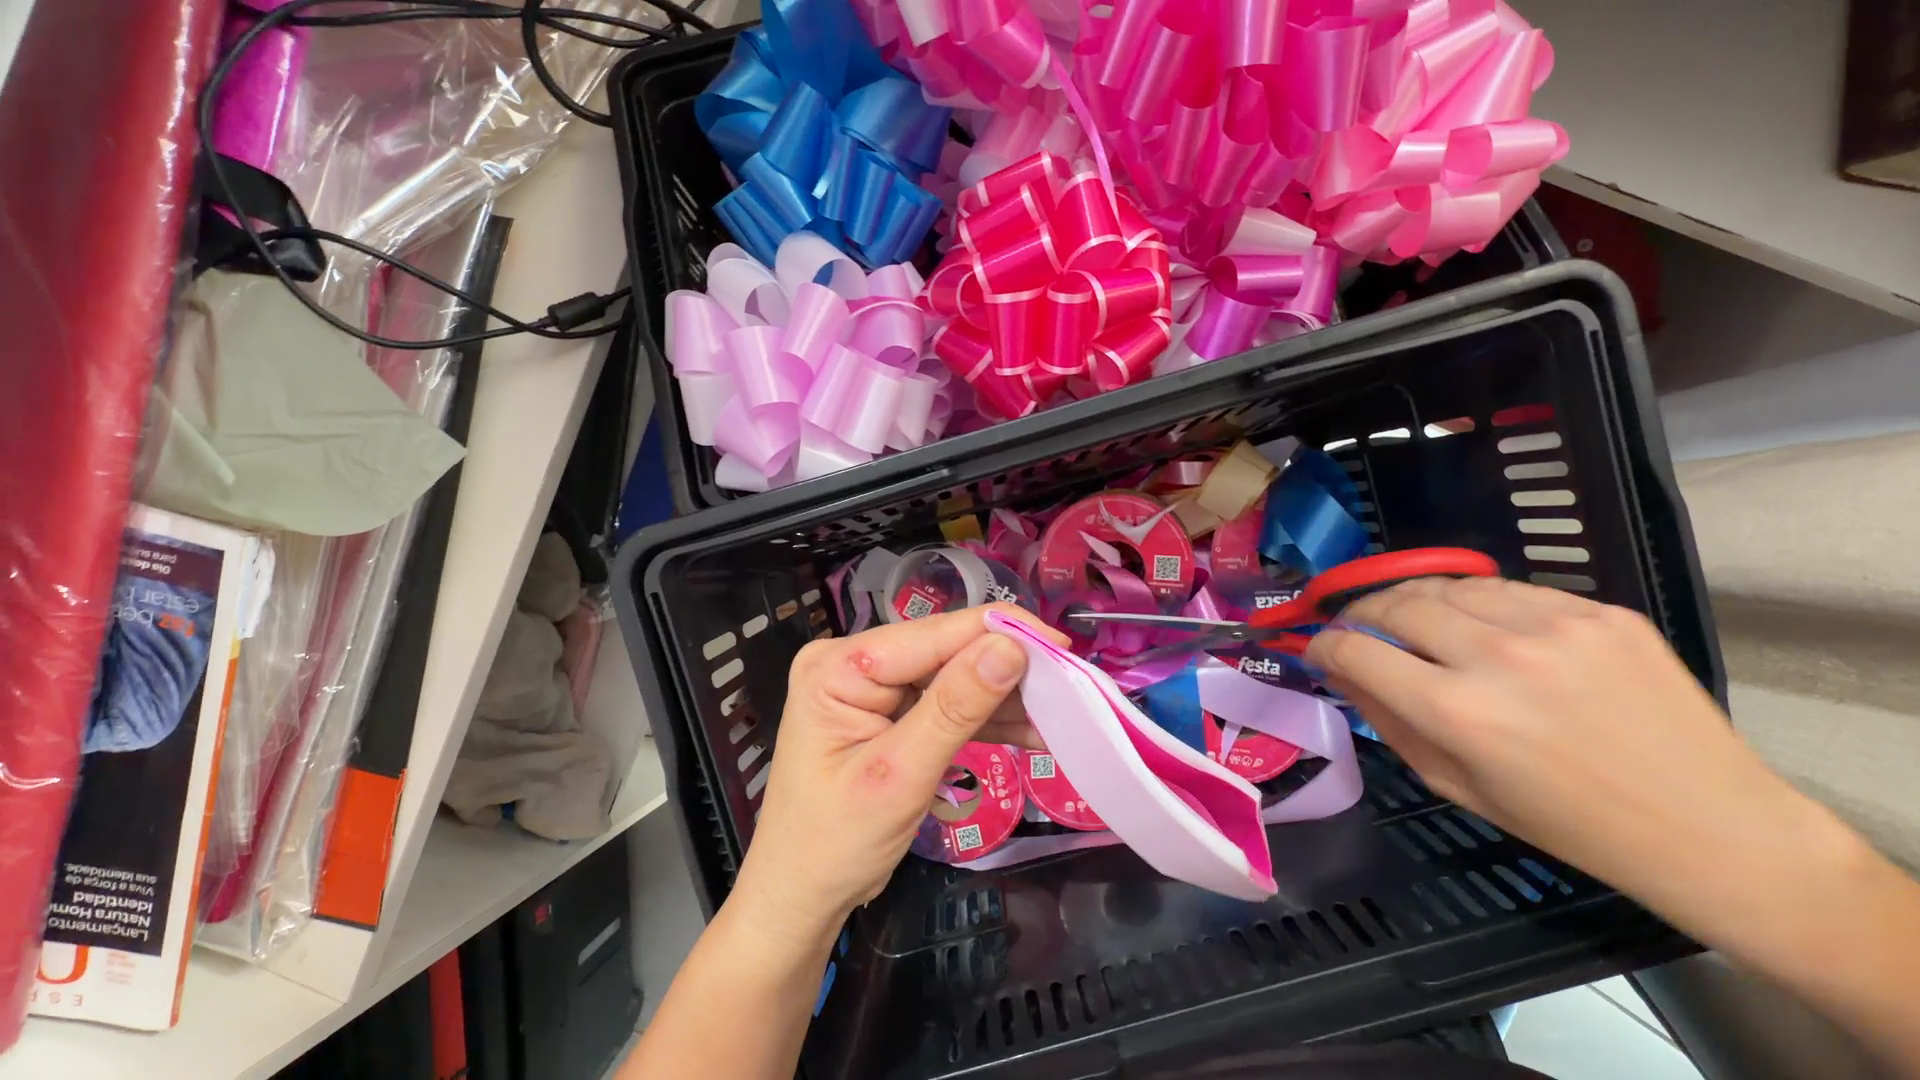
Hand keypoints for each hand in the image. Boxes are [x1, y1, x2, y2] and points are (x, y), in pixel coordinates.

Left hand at [727, 604, 1064, 946]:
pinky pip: (945, 705)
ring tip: (1061, 714)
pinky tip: (1033, 732)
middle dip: (1008, 669)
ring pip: (953, 677)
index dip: (1001, 632)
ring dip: (1004, 698)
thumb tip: (1011, 647)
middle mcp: (852, 662)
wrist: (800, 896)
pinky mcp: (887, 713)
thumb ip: (955, 708)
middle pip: (946, 650)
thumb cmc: (835, 843)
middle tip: (1069, 687)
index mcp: (839, 665)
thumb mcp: (900, 774)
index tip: (1064, 646)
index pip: (934, 634)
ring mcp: (870, 688)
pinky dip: (986, 720)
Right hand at [1304, 577, 1841, 907]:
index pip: (1357, 650)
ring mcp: (1556, 626)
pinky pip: (1513, 588)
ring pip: (1452, 584)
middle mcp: (1499, 657)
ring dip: (1419, 599)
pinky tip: (1487, 626)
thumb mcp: (1458, 786)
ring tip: (1418, 620)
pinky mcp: (1603, 611)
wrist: (1708, 825)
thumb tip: (1342, 671)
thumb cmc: (1568, 824)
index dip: (1326, 645)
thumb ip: (1389, 722)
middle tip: (1358, 626)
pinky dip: (1481, 602)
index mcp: (1458, 714)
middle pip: (1398, 603)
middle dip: (1363, 611)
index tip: (1319, 648)